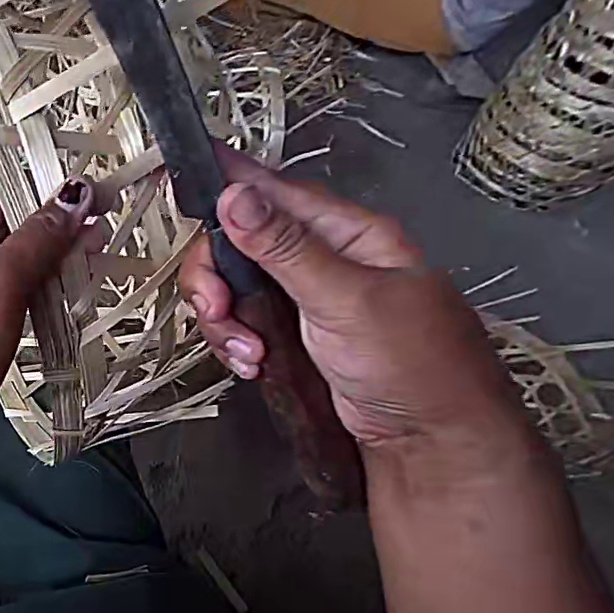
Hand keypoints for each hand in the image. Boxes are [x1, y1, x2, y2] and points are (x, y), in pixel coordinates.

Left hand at [0, 176, 92, 454]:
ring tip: (99, 253)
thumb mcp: (0, 284)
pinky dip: (39, 284)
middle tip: (107, 226)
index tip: (96, 195)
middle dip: (55, 225)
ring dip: (52, 256)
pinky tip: (72, 285)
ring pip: (13, 256)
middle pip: (8, 222)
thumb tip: (76, 195)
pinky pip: (10, 287)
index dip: (47, 188)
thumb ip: (40, 237)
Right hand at [178, 149, 526, 453]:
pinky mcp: (288, 332)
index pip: (275, 191)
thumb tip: (234, 195)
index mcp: (346, 232)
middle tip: (216, 311)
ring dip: (225, 321)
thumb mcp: (346, 300)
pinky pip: (239, 322)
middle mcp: (319, 257)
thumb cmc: (412, 364)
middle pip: (237, 243)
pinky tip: (254, 365)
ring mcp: (301, 296)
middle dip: (215, 279)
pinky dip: (235, 343)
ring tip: (250, 355)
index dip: (229, 181)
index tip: (185, 171)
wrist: (428, 441)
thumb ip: (285, 249)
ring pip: (231, 286)